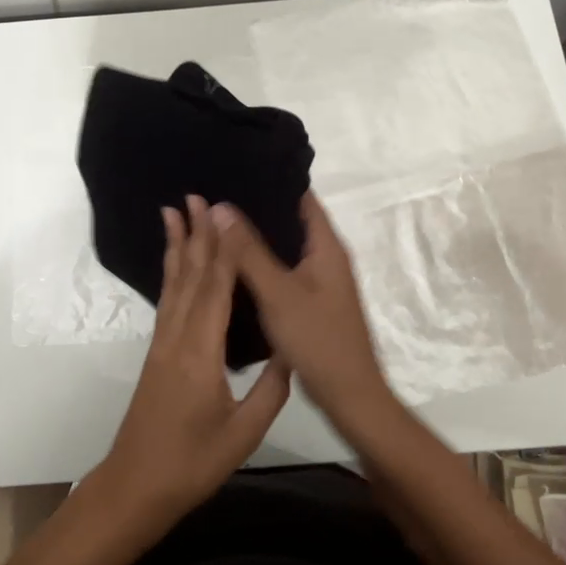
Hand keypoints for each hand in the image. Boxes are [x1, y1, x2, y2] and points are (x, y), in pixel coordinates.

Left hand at [96, 195, 291, 517]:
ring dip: (177, 246)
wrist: (137, 483)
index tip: (226, 212)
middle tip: (194, 195)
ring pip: (173, 284)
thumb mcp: (244, 433)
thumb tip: (291, 349)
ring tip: (174, 213)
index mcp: (200, 352)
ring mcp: (163, 342)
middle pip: (190, 276)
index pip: (216, 289)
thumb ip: (270, 390)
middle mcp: (177, 337)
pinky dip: (172, 273)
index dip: (222, 249)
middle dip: (196, 234)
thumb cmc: (193, 461)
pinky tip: (175, 263)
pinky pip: (167, 300)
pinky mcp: (158, 351)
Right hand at [215, 193, 395, 431]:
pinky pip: (282, 269)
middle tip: (216, 192)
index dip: (272, 179)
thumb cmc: (318, 340)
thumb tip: (220, 207)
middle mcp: (326, 256)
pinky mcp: (310, 302)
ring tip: (216, 221)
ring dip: (256, 235)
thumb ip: (249, 251)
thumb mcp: (278, 293)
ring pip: (284, 246)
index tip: (235, 167)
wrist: (349, 397)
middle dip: (257, 205)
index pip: (301, 196)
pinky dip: (260, 260)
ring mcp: (319, 281)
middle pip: (290, 218)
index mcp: (326, 246)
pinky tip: (232, 263)